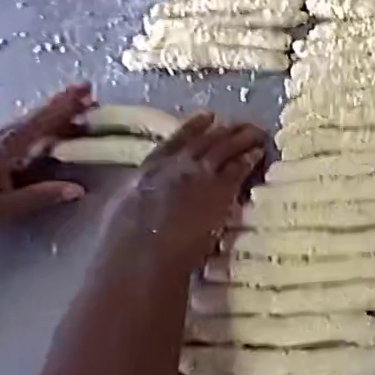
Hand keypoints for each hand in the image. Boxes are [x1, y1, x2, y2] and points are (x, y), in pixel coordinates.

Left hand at [0, 84, 94, 245]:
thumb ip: (36, 197)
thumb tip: (77, 188)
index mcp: (0, 152)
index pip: (39, 124)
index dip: (64, 107)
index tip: (86, 91)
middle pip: (34, 119)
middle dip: (62, 105)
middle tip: (90, 95)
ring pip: (26, 125)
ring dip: (52, 115)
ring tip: (77, 112)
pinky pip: (18, 134)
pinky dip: (38, 127)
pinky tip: (46, 132)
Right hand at [104, 112, 264, 275]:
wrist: (140, 258)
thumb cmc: (120, 246)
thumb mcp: (115, 210)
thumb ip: (129, 195)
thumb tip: (127, 194)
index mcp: (147, 171)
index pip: (174, 142)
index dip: (194, 127)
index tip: (208, 115)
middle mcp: (175, 166)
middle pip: (206, 141)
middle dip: (224, 130)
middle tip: (240, 124)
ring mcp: (199, 175)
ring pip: (225, 148)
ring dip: (243, 138)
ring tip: (257, 132)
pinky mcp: (219, 190)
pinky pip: (239, 168)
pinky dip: (250, 158)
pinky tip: (259, 153)